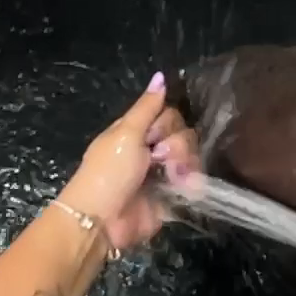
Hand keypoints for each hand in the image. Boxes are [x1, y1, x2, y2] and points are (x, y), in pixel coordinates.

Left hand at [58, 73, 199, 249]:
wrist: (102, 220)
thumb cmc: (109, 172)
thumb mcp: (125, 133)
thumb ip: (146, 107)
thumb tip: (160, 75)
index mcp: (136, 132)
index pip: (169, 114)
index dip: (167, 124)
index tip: (154, 136)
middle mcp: (151, 150)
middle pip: (184, 134)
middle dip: (177, 146)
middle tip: (159, 159)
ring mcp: (163, 174)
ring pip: (191, 157)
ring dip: (184, 164)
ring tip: (172, 177)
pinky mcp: (172, 197)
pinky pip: (193, 182)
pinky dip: (191, 183)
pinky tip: (184, 188)